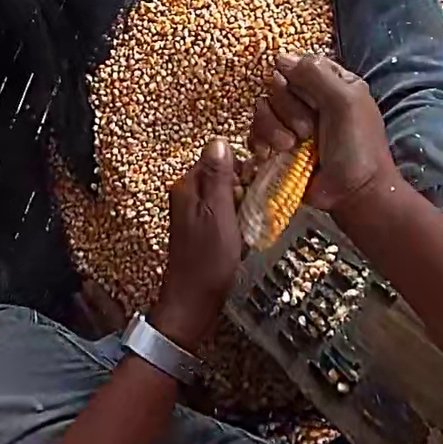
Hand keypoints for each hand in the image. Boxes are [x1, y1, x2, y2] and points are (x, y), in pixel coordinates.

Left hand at [152, 138, 239, 352]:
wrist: (193, 303)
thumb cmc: (208, 259)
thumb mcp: (218, 213)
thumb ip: (218, 177)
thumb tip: (218, 140)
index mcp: (187, 186)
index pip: (217, 158)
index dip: (240, 169)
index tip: (256, 186)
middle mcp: (186, 195)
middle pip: (221, 175)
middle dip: (243, 187)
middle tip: (254, 207)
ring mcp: (192, 213)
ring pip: (225, 195)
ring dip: (242, 204)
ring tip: (251, 222)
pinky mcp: (200, 230)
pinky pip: (223, 213)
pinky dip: (236, 219)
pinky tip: (245, 234)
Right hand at [248, 53, 400, 215]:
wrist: (352, 194)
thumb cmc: (357, 148)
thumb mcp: (345, 103)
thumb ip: (315, 75)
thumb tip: (280, 57)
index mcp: (331, 84)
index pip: (298, 65)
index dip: (297, 80)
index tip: (310, 99)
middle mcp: (309, 100)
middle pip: (277, 86)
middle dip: (289, 110)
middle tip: (308, 131)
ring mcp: (290, 123)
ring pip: (262, 108)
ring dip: (274, 128)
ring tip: (292, 147)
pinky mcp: (276, 145)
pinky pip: (254, 132)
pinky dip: (260, 142)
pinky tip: (271, 154)